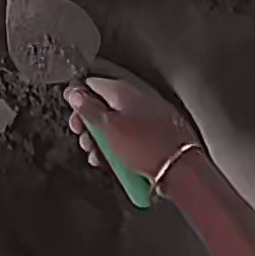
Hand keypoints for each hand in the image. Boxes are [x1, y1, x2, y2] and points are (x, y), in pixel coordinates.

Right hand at [63, 76, 201, 179]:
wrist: (180, 170)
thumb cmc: (146, 147)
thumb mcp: (107, 127)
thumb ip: (87, 108)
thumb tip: (74, 94)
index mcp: (123, 91)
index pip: (91, 85)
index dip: (77, 101)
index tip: (74, 117)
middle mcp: (136, 100)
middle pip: (102, 107)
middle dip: (89, 126)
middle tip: (85, 140)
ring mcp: (147, 118)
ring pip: (114, 125)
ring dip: (101, 141)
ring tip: (98, 155)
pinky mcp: (153, 136)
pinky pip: (129, 138)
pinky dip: (118, 149)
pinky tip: (113, 161)